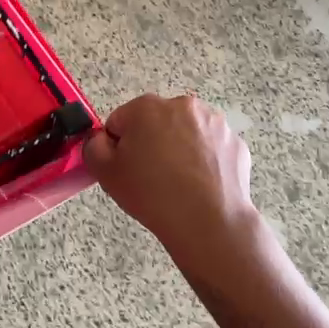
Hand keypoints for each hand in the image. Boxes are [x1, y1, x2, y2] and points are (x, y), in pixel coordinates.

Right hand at [84, 94, 256, 260]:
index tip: (126, 169)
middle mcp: (183, 105)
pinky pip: (210, 149)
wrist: (208, 222)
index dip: (118, 146)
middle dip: (150, 143)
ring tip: (177, 183)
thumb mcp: (104, 172)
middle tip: (150, 177)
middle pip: (155, 122)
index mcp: (147, 108)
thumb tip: (103, 139)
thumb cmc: (151, 194)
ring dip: (178, 149)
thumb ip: (93, 146)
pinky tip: (198, 185)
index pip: (119, 121)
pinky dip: (203, 161)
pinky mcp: (235, 143)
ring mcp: (215, 123)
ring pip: (185, 133)